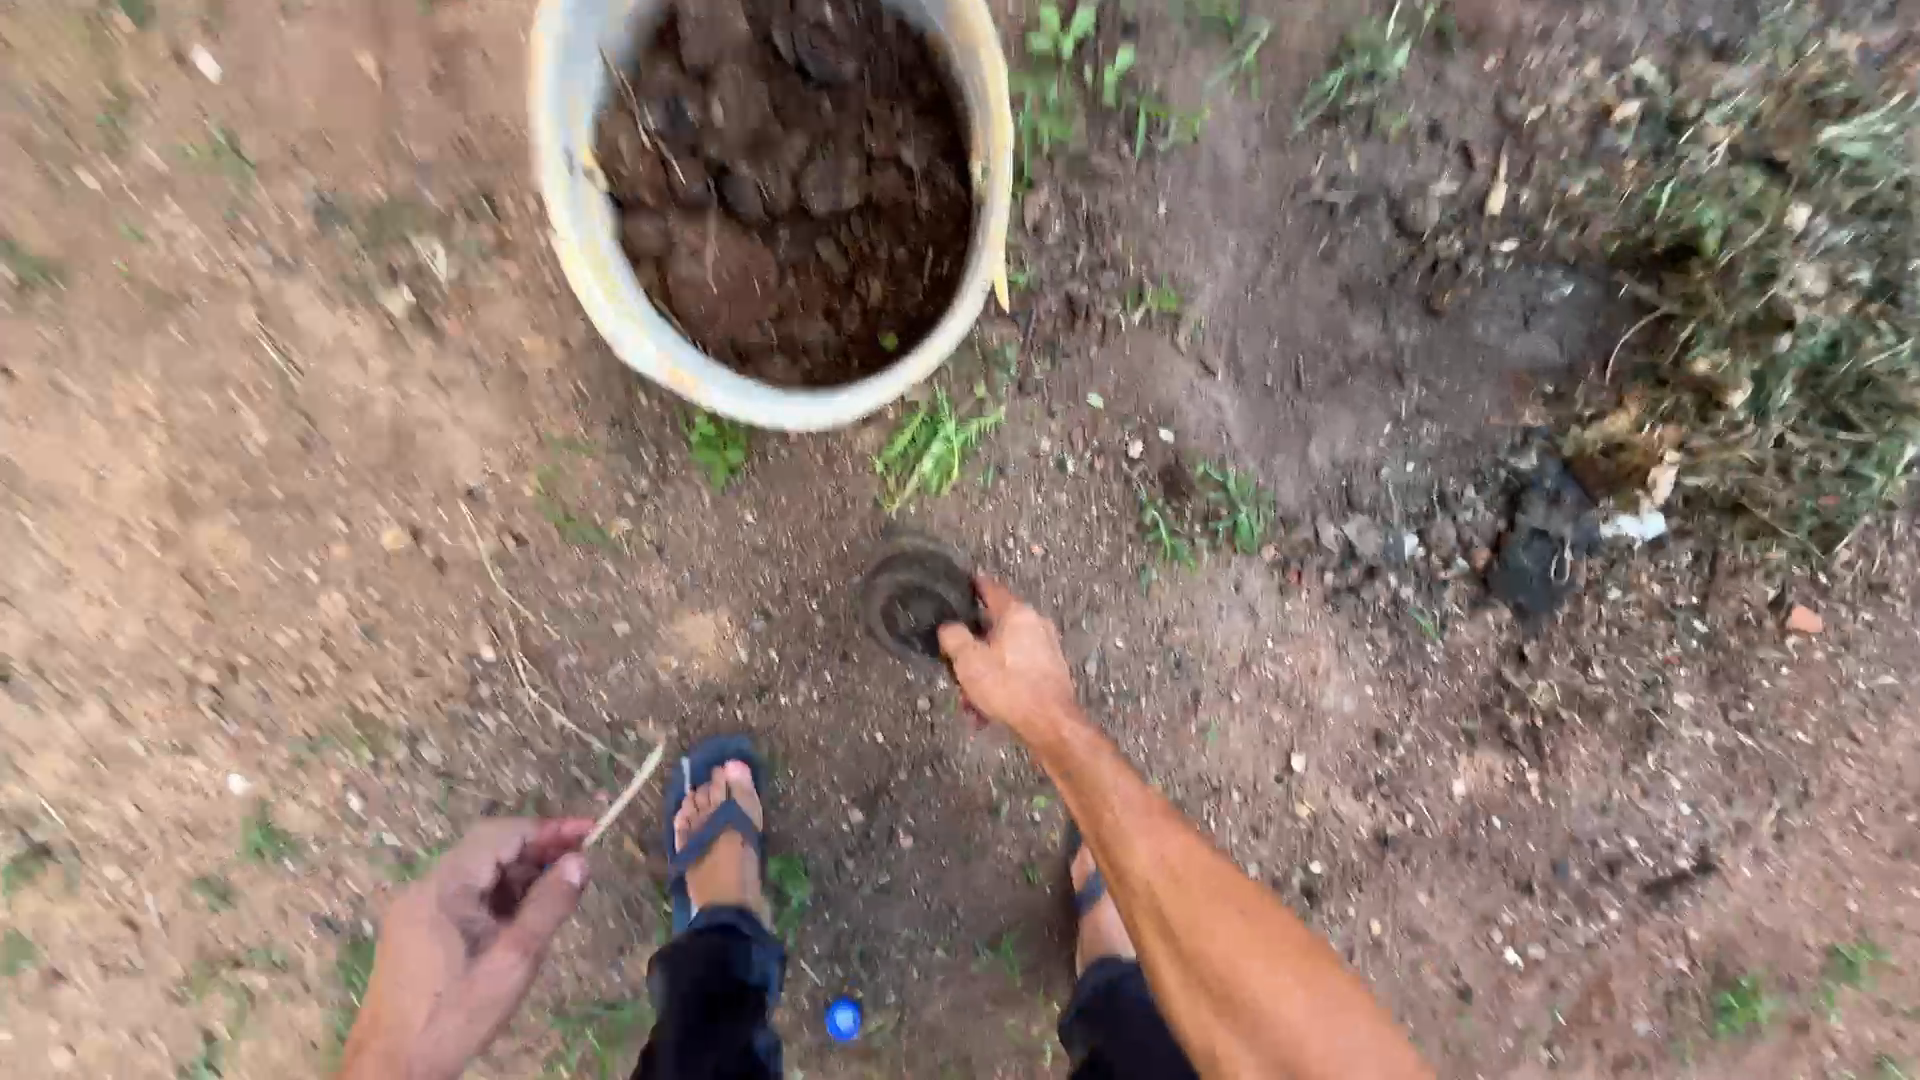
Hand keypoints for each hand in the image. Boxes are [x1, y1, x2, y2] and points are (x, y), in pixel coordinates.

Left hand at [339, 818, 593, 1079]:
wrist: (389, 1074)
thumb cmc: (454, 1016)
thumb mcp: (513, 960)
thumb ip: (549, 905)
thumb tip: (581, 860)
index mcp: (444, 888)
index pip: (502, 834)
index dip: (550, 828)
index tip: (591, 831)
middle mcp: (426, 888)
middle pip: (491, 847)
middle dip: (540, 848)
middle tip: (582, 858)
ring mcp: (419, 908)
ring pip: (482, 870)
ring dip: (524, 871)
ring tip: (562, 888)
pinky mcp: (420, 928)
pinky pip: (470, 893)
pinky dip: (504, 892)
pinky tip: (528, 912)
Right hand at [937, 575, 1079, 734]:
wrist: (1051, 724)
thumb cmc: (1008, 686)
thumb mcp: (968, 660)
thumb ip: (953, 637)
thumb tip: (950, 628)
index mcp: (1017, 613)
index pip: (991, 589)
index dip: (975, 585)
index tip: (965, 582)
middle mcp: (1036, 625)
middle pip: (994, 629)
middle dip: (972, 651)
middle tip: (956, 670)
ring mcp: (1047, 649)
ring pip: (1004, 655)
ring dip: (984, 676)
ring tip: (970, 703)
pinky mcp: (1051, 673)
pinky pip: (1017, 673)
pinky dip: (1001, 687)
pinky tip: (986, 713)